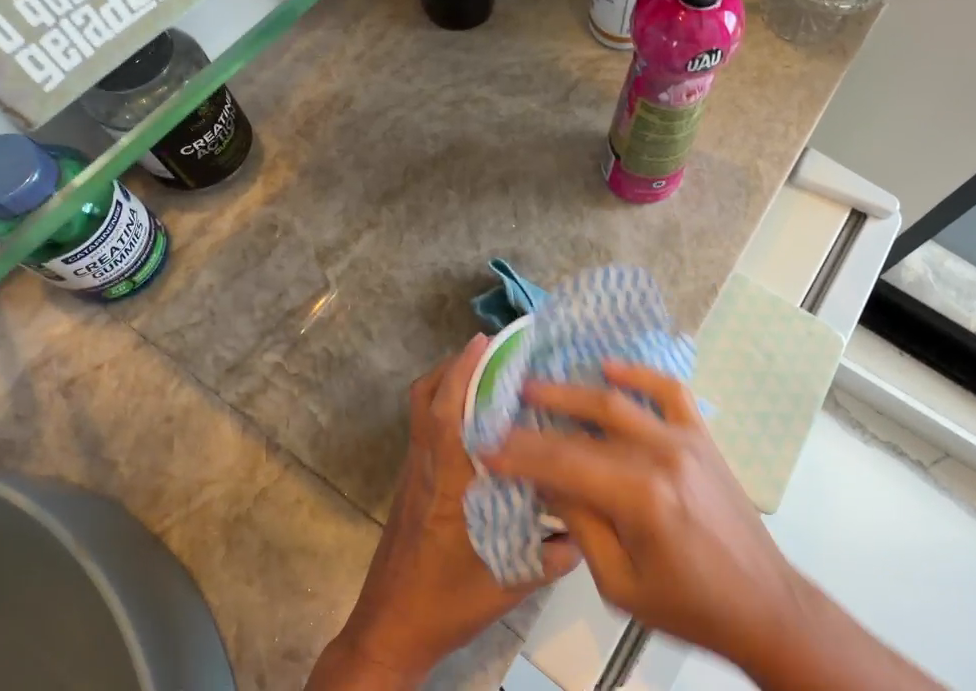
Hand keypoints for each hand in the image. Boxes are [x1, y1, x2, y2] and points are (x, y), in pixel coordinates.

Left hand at [308, 334, 580, 689]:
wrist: (387, 632)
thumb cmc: (444, 606)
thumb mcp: (506, 587)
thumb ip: (551, 556)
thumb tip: (588, 526)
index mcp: (447, 486)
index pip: (448, 415)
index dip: (463, 373)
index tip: (487, 342)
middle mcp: (425, 470)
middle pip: (425, 399)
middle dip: (455, 365)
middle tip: (494, 351)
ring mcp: (412, 477)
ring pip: (421, 412)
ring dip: (449, 384)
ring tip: (489, 376)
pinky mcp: (410, 487)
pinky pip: (424, 431)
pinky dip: (446, 409)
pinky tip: (480, 423)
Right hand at [481, 362, 804, 665]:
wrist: (760, 602)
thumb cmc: (687, 604)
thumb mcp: (619, 582)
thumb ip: (581, 524)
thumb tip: (545, 482)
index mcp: (641, 498)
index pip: (565, 465)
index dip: (521, 455)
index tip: (487, 446)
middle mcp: (663, 457)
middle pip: (588, 428)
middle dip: (539, 419)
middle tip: (503, 411)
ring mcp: (687, 440)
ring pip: (622, 403)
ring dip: (576, 391)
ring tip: (537, 385)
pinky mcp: (703, 438)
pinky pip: (671, 392)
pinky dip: (640, 374)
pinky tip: (610, 367)